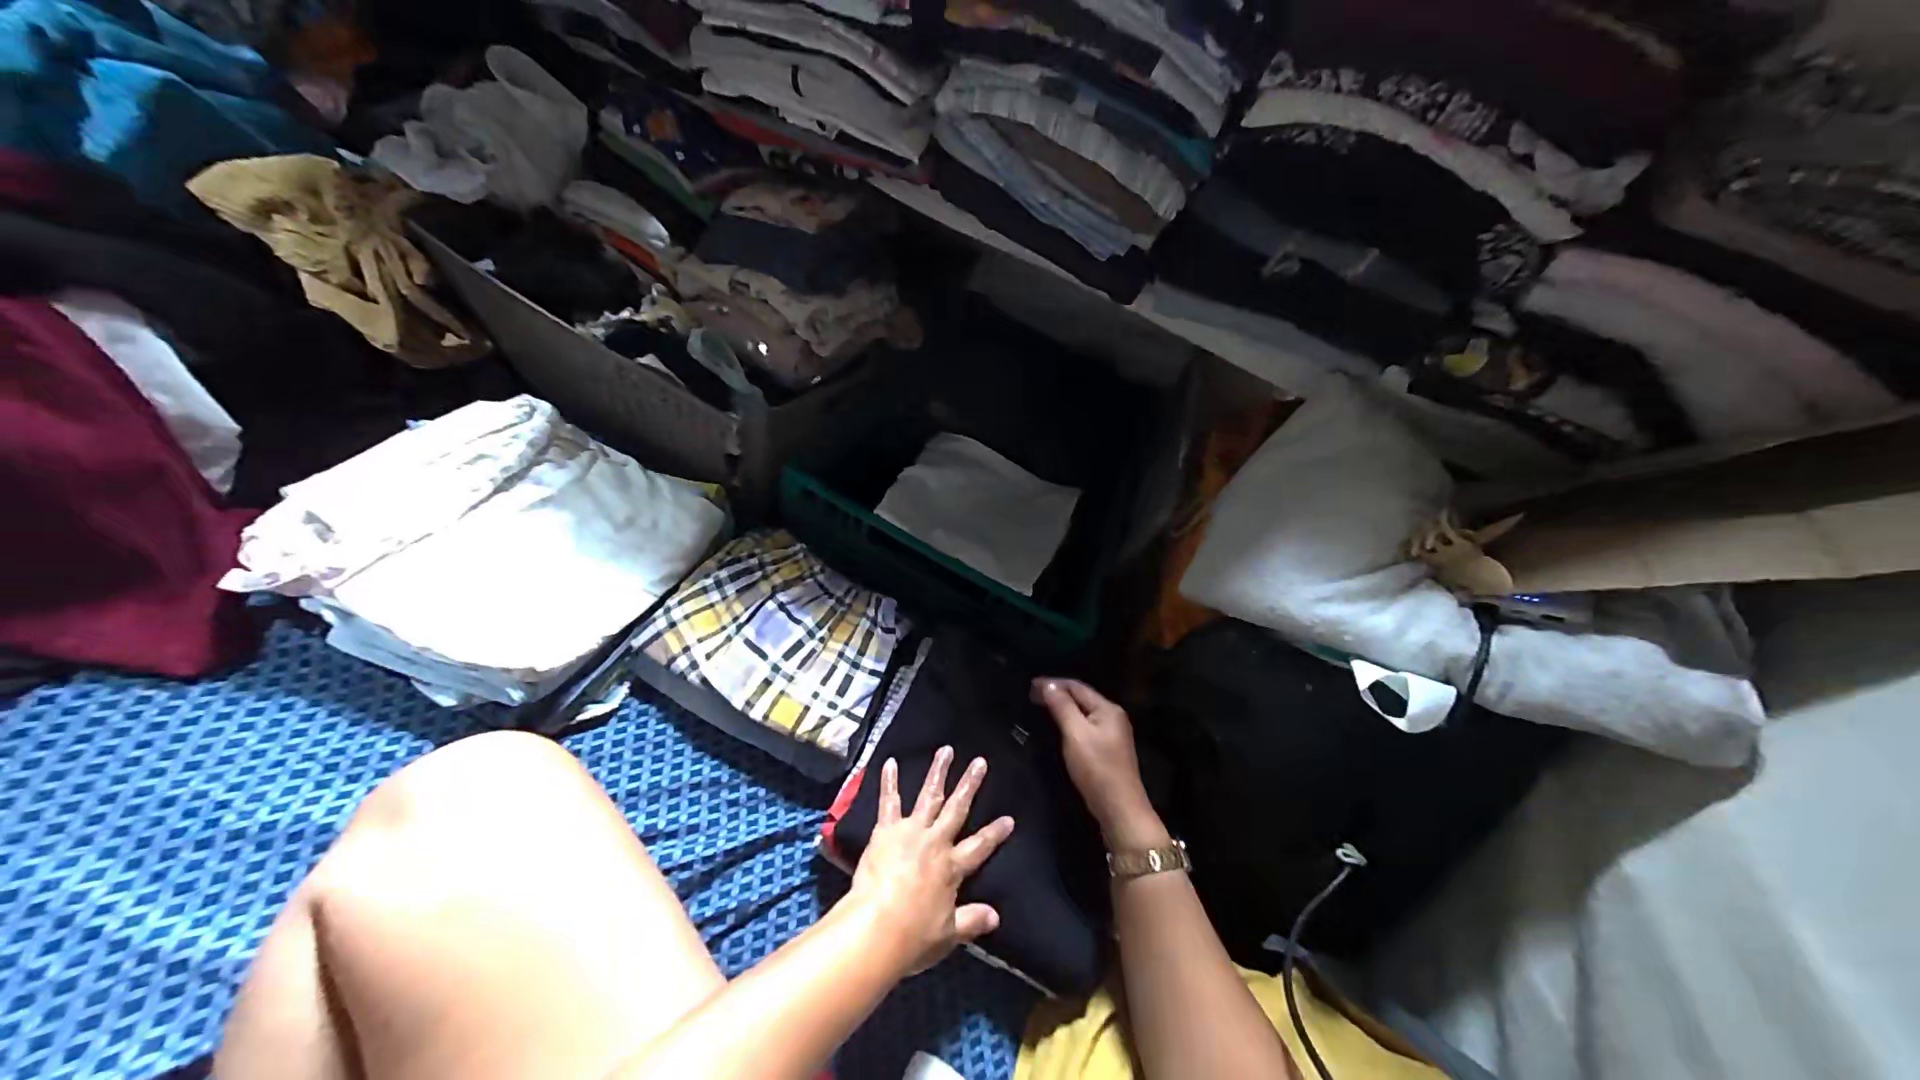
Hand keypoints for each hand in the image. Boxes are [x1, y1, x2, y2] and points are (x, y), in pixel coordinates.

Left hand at [845, 747, 1014, 975]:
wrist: (875, 926)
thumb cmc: (913, 935)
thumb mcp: (948, 934)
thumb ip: (972, 920)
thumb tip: (995, 916)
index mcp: (952, 867)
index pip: (980, 846)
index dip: (995, 833)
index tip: (1008, 819)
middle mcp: (935, 842)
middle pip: (956, 809)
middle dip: (970, 785)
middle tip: (979, 762)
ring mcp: (910, 832)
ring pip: (928, 796)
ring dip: (938, 772)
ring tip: (946, 751)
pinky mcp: (884, 831)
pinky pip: (888, 802)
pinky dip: (889, 781)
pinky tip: (889, 762)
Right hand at [1034, 679, 1168, 850]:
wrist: (1119, 808)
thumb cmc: (1096, 768)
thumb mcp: (1076, 734)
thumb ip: (1062, 707)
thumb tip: (1048, 684)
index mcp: (1107, 709)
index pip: (1077, 687)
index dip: (1053, 683)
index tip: (1030, 685)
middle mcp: (1112, 717)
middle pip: (1081, 697)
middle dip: (1057, 693)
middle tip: (1032, 695)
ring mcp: (1112, 733)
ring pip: (1083, 712)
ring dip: (1062, 706)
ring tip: (1041, 706)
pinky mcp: (1107, 749)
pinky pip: (1085, 726)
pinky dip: (1069, 720)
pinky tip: (1058, 725)